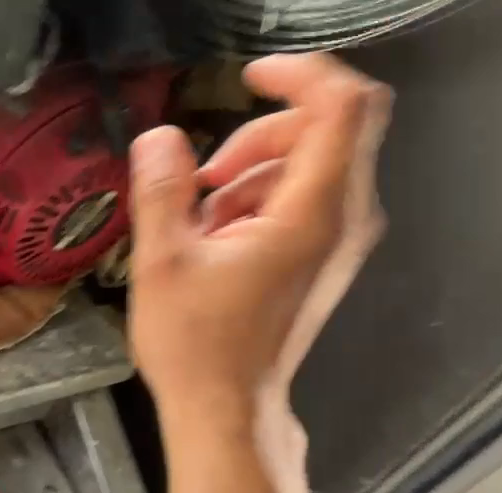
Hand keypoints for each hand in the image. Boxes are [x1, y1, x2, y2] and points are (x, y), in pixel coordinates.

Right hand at [127, 53, 391, 424]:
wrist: (225, 407)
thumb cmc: (194, 343)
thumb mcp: (162, 264)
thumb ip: (161, 193)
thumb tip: (156, 138)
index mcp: (313, 211)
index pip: (339, 105)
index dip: (297, 75)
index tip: (244, 77)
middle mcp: (345, 217)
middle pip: (327, 131)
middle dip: (258, 137)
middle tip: (199, 179)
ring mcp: (338, 242)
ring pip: (310, 169)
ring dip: (250, 177)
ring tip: (194, 225)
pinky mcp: (321, 262)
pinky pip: (303, 204)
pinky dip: (258, 205)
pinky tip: (212, 245)